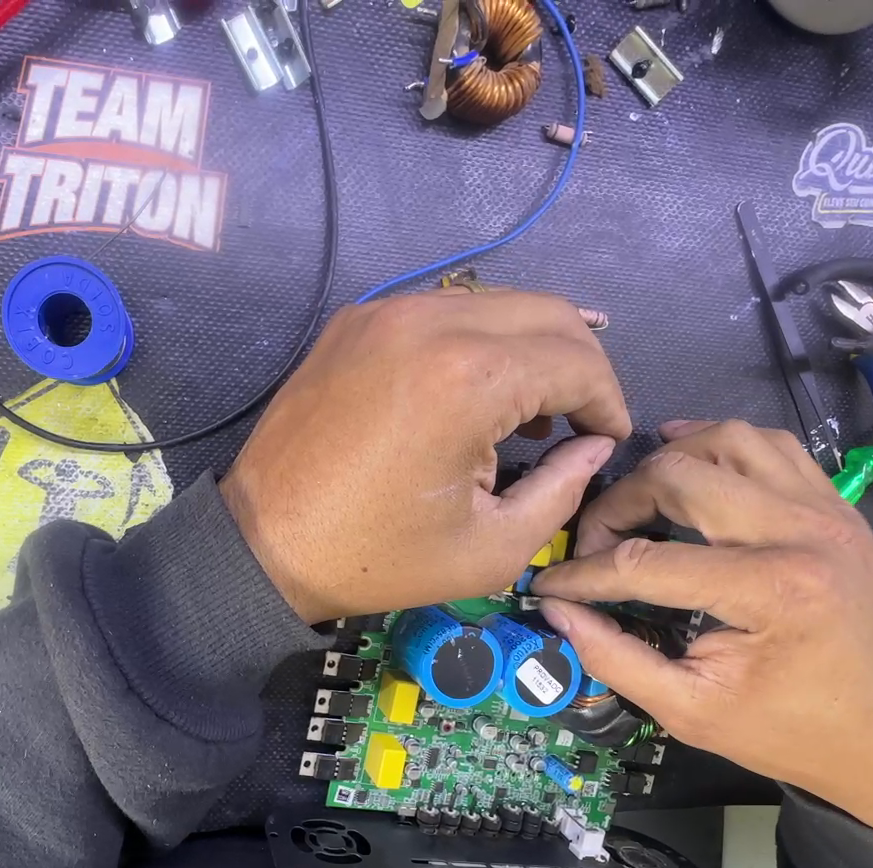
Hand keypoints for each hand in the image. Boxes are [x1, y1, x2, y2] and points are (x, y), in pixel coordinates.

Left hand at [221, 289, 630, 622]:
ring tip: (532, 410)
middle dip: (580, 363)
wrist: (264, 545)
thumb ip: (561, 489)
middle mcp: (428, 322)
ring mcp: (383, 312)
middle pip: (545, 312)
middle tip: (581, 419)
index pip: (575, 360)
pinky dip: (474, 341)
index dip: (608, 400)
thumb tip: (593, 446)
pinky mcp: (353, 322)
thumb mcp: (489, 549)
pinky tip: (471, 390)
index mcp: (467, 378)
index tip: (609, 438)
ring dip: (528, 348)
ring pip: (493, 303)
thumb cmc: (376, 559)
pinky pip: (440, 312)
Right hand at [533, 420, 872, 832]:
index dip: (582, 574)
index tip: (548, 587)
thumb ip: (614, 657)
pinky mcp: (835, 506)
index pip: (643, 561)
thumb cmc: (794, 735)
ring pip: (725, 440)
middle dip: (616, 506)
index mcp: (770, 590)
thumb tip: (556, 610)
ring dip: (666, 462)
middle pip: (677, 475)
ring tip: (636, 504)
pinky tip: (688, 466)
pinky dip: (718, 446)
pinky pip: (769, 445)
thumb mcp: (691, 712)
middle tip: (595, 548)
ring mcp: (825, 509)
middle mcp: (801, 530)